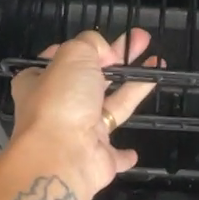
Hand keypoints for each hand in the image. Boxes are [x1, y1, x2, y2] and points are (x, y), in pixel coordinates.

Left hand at [9, 29, 163, 196]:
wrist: (62, 157)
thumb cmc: (62, 101)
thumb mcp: (74, 55)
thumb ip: (91, 44)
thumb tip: (106, 52)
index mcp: (40, 82)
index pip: (62, 59)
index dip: (86, 49)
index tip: (106, 42)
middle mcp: (58, 107)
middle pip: (93, 79)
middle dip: (118, 60)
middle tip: (143, 41)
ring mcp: (79, 133)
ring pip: (112, 107)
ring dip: (134, 87)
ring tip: (158, 63)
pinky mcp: (98, 158)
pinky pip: (114, 154)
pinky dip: (124, 153)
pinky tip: (134, 150)